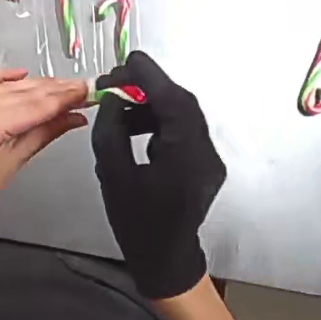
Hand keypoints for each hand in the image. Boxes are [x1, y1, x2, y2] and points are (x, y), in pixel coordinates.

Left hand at [0, 69, 88, 226]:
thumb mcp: (11, 165)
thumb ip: (43, 134)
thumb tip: (74, 117)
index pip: (32, 106)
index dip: (63, 97)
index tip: (88, 91)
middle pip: (22, 94)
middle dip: (55, 90)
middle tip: (84, 88)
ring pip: (7, 88)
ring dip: (37, 85)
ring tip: (65, 85)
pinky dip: (4, 78)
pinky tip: (24, 74)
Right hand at [90, 51, 225, 298]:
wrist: (165, 259)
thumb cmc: (136, 222)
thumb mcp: (113, 174)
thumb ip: (111, 130)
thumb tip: (114, 99)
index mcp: (186, 152)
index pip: (171, 99)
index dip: (149, 76)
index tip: (127, 60)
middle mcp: (206, 150)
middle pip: (180, 104)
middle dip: (148, 88)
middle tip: (116, 83)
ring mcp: (209, 158)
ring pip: (183, 117)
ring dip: (152, 106)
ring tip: (120, 110)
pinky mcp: (204, 165)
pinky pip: (184, 132)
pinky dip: (160, 123)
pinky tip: (136, 129)